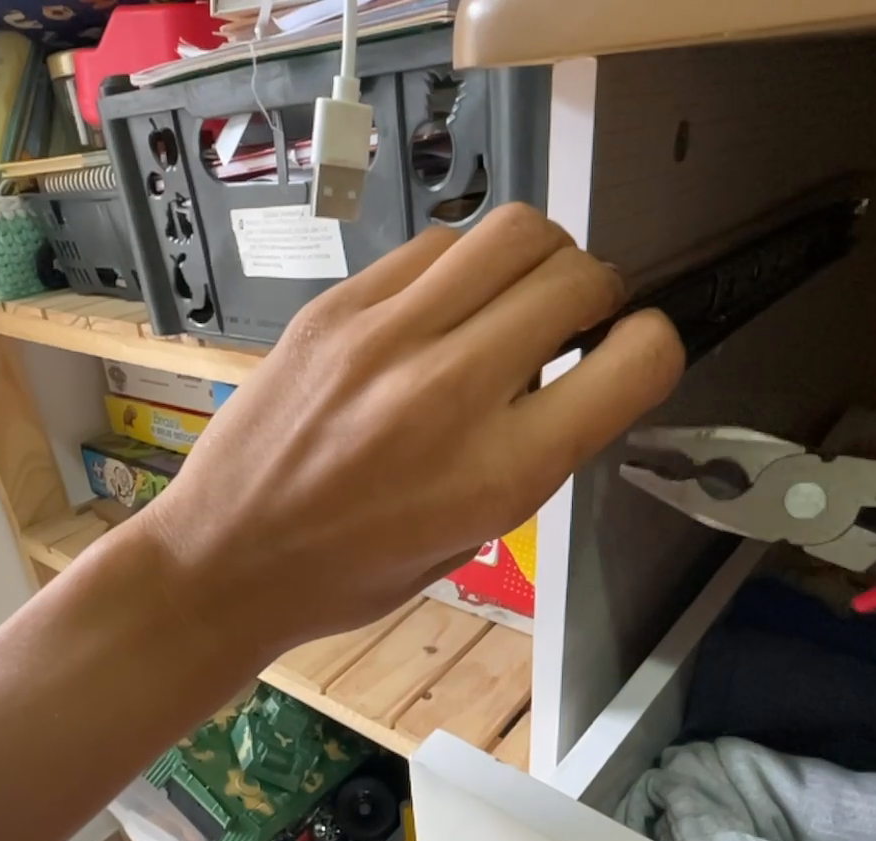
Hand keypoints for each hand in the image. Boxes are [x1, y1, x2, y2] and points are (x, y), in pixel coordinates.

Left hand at [136, 203, 682, 654]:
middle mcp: (451, 390)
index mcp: (499, 473)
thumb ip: (532, 456)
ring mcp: (385, 336)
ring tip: (509, 302)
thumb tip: (566, 376)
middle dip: (596, 292)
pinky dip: (460, 266)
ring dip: (536, 260)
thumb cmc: (348, 574)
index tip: (628, 354)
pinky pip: (432, 247)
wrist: (224, 559)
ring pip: (511, 231)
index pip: (637, 360)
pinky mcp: (334, 309)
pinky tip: (439, 307)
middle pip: (578, 274)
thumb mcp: (470, 540)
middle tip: (571, 322)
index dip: (651, 347)